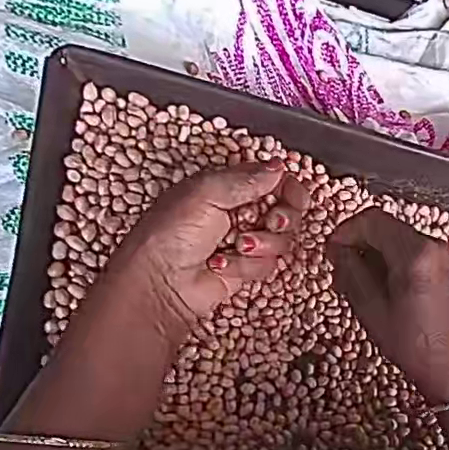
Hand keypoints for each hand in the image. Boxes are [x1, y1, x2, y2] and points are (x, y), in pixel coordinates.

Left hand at [101, 161, 302, 344]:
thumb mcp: (205, 194)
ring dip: (264, 244)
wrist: (160, 282)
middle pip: (286, 210)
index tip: (288, 194)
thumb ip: (245, 179)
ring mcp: (245, 242)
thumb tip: (278, 166)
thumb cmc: (170, 234)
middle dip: (283, 217)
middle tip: (272, 221)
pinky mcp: (246, 269)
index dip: (287, 187)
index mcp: (228, 187)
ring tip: (238, 246)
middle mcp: (240, 213)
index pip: (273, 180)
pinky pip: (268, 265)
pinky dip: (248, 266)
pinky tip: (221, 265)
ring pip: (281, 240)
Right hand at [326, 208, 448, 403]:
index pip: (373, 221)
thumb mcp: (370, 307)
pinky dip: (386, 259)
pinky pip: (405, 248)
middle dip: (357, 243)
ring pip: (393, 236)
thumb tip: (337, 249)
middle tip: (339, 269)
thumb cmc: (409, 343)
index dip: (345, 231)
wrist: (444, 363)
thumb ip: (350, 271)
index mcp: (415, 254)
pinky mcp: (439, 262)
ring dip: (370, 252)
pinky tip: (376, 284)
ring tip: (355, 282)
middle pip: (384, 226)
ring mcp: (439, 252)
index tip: (330, 250)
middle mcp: (432, 245)